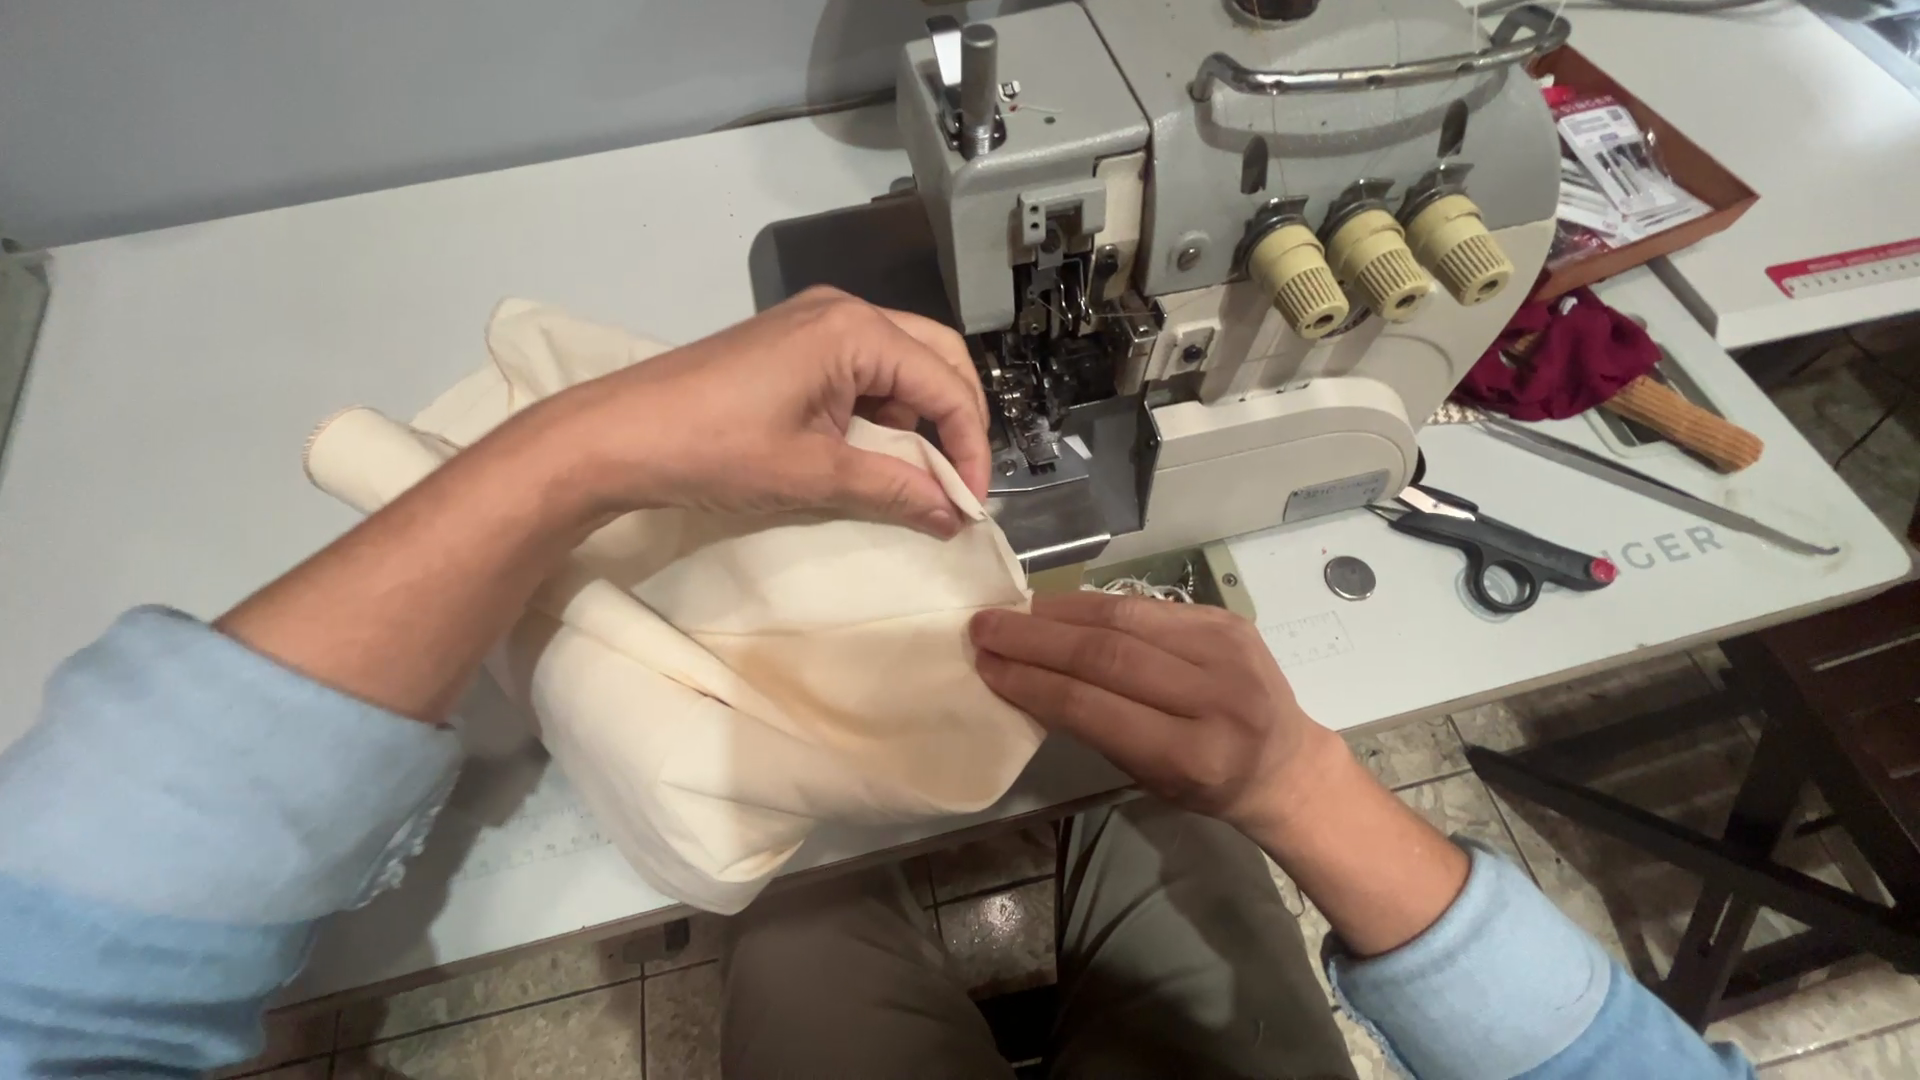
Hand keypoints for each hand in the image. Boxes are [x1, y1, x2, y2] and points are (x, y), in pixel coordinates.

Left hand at [518, 287, 990, 536]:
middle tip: (957, 478)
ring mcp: (817, 324)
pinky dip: (882, 411)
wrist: (617, 436)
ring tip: (914, 472)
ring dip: (919, 417)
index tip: (972, 502)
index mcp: (856, 331)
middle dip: (957, 420)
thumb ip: (895, 489)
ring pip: (903, 363)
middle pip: (936, 358)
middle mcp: (845, 312)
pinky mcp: (797, 344)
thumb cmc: (715, 449)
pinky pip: (865, 371)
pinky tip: (872, 449)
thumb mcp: (815, 474)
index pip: (947, 385)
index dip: (970, 447)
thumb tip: (953, 516)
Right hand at [968, 592, 1344, 832]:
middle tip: (984, 627)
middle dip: (1034, 638)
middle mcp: (1214, 696)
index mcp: (1192, 754)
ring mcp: (1225, 648)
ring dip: (1057, 612)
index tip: (986, 665)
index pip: (1092, 706)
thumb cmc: (1205, 784)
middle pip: (1105, 653)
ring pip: (1122, 617)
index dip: (1031, 682)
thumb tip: (1028, 673)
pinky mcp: (1226, 618)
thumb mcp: (1147, 774)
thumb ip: (1093, 724)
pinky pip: (1144, 605)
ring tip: (1015, 613)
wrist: (1283, 761)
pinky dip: (1093, 605)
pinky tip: (1059, 607)